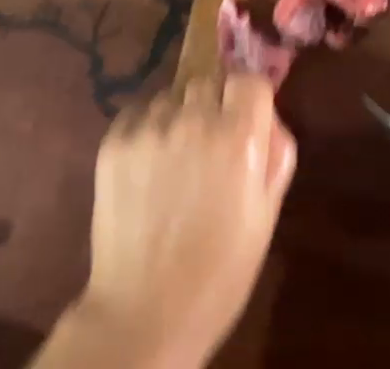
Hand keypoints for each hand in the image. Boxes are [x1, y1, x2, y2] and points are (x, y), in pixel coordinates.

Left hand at [67, 73, 297, 367]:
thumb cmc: (220, 270)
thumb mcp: (267, 214)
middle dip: (214, 104)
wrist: (146, 309)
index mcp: (238, 137)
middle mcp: (193, 119)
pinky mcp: (114, 140)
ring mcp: (149, 128)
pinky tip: (147, 165)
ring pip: (171, 96)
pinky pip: (138, 113)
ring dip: (178, 115)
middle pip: (209, 81)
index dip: (250, 98)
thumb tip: (267, 120)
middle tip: (210, 143)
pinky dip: (146, 128)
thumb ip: (276, 155)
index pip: (250, 79)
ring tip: (174, 158)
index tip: (246, 120)